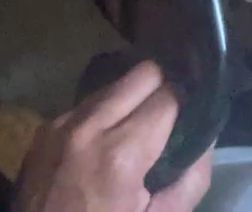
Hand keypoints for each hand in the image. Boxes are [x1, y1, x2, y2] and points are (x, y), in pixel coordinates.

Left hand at [13, 61, 213, 211]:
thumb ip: (191, 178)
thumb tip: (206, 134)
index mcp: (120, 155)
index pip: (170, 95)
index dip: (189, 101)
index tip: (197, 111)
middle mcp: (89, 125)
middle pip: (144, 72)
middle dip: (165, 86)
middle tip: (174, 114)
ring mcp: (62, 122)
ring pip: (115, 83)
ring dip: (135, 97)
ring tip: (142, 126)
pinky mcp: (46, 127)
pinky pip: (88, 102)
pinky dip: (107, 111)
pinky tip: (110, 138)